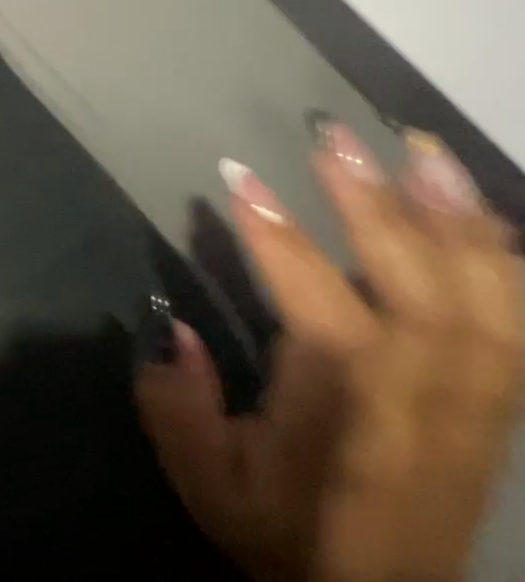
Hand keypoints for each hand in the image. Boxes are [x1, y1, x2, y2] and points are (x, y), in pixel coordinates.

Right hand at [136, 123, 524, 581]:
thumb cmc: (279, 529)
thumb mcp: (202, 473)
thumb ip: (178, 399)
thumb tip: (173, 324)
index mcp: (347, 409)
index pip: (322, 303)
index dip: (279, 236)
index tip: (237, 174)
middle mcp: (426, 396)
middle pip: (423, 286)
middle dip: (378, 203)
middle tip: (337, 134)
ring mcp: (477, 401)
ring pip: (489, 296)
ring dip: (457, 216)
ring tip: (420, 148)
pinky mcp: (497, 406)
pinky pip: (520, 323)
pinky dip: (507, 261)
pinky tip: (481, 214)